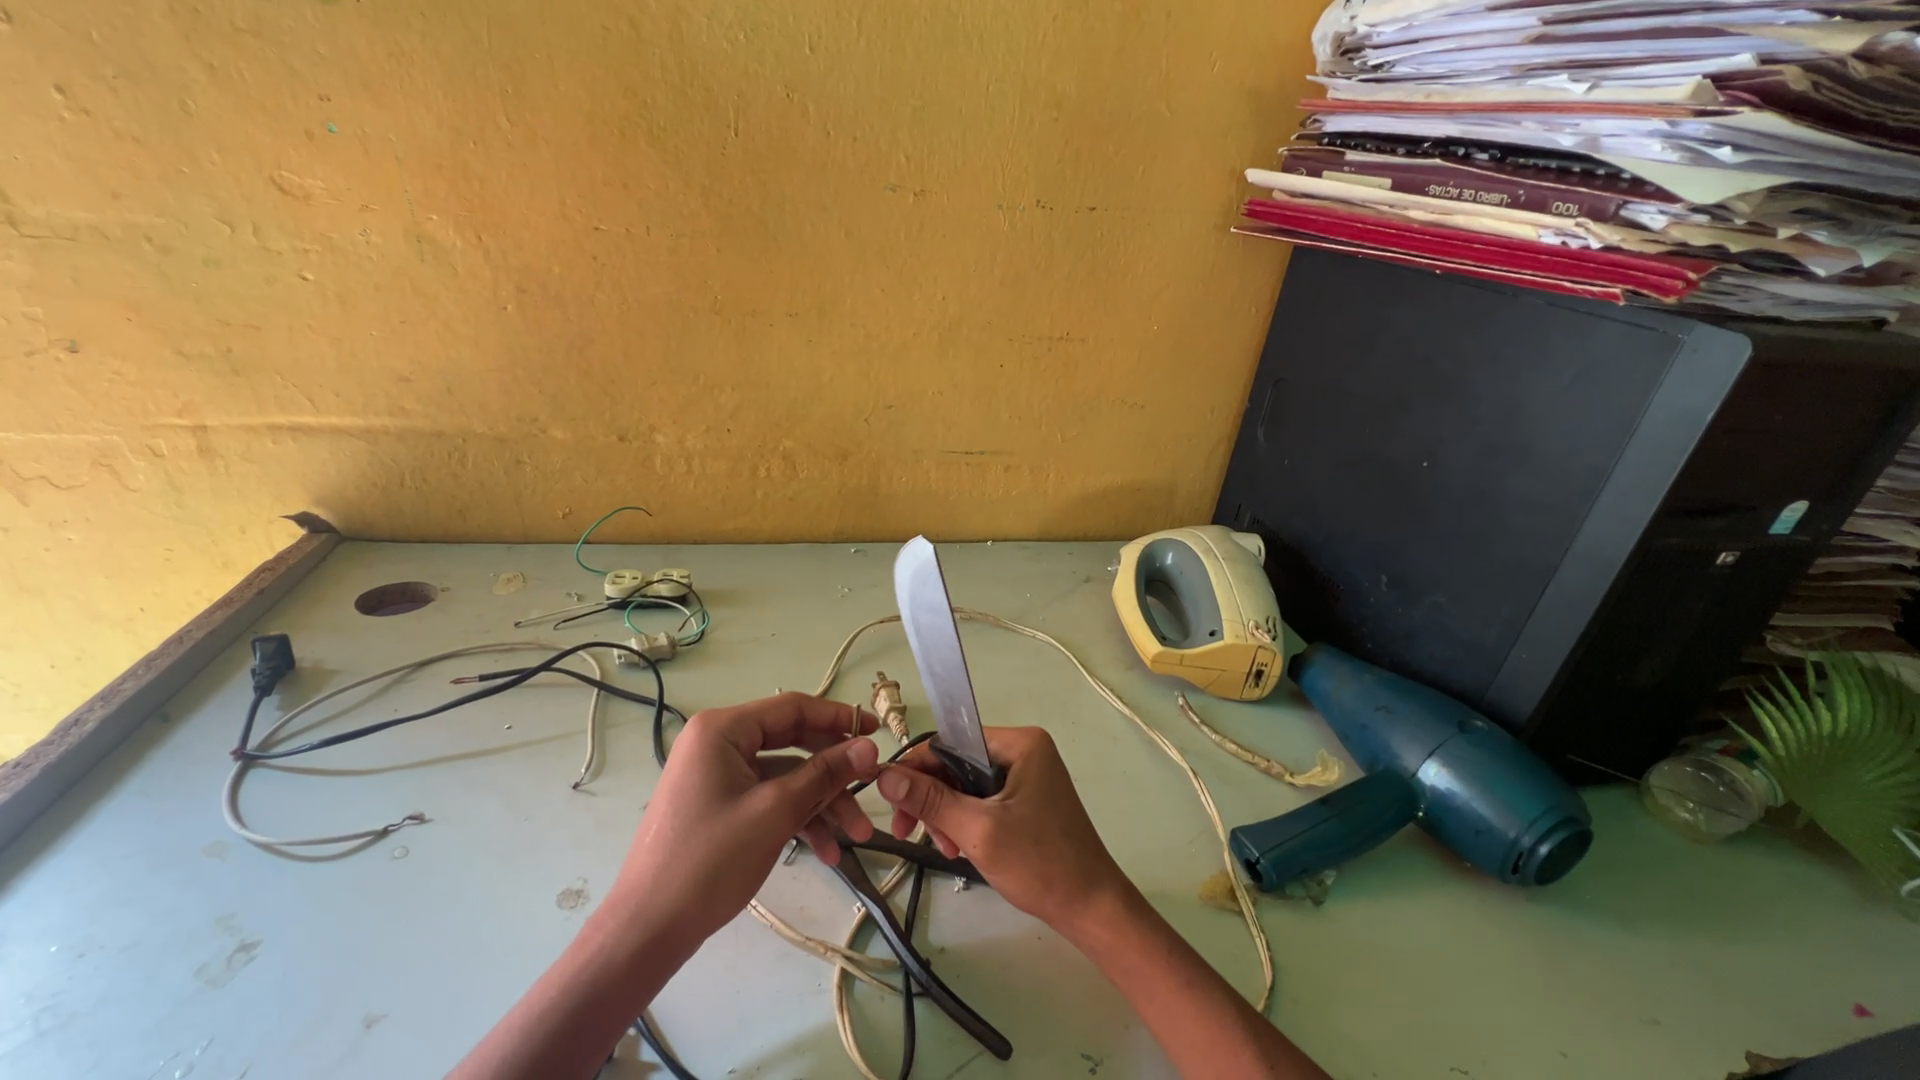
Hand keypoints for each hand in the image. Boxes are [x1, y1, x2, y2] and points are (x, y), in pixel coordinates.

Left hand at [601, 692, 881, 944]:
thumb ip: (825, 773)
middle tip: (873, 789)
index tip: (878, 733)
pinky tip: (827, 853)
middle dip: (835, 773)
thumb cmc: (710, 860)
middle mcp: (718, 744)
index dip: (838, 718)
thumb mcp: (775, 812)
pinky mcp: (720, 806)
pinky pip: (769, 800)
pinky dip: (798, 820)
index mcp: (722, 730)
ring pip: (786, 777)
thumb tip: (869, 746)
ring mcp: (718, 777)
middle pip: (793, 743)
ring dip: (822, 804)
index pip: (792, 708)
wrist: (649, 928)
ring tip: (857, 838)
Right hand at [874, 726, 1128, 933]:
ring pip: (966, 785)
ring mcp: (1028, 775)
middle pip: (956, 763)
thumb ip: (930, 800)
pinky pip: (982, 800)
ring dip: (947, 815)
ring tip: (944, 849)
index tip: (889, 799)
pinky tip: (959, 849)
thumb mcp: (978, 830)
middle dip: (932, 798)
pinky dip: (965, 822)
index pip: (951, 741)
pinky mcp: (1027, 799)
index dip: (916, 767)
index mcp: (1019, 743)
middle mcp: (1024, 750)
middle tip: (911, 832)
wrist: (1090, 907)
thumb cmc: (1039, 863)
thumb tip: (884, 775)